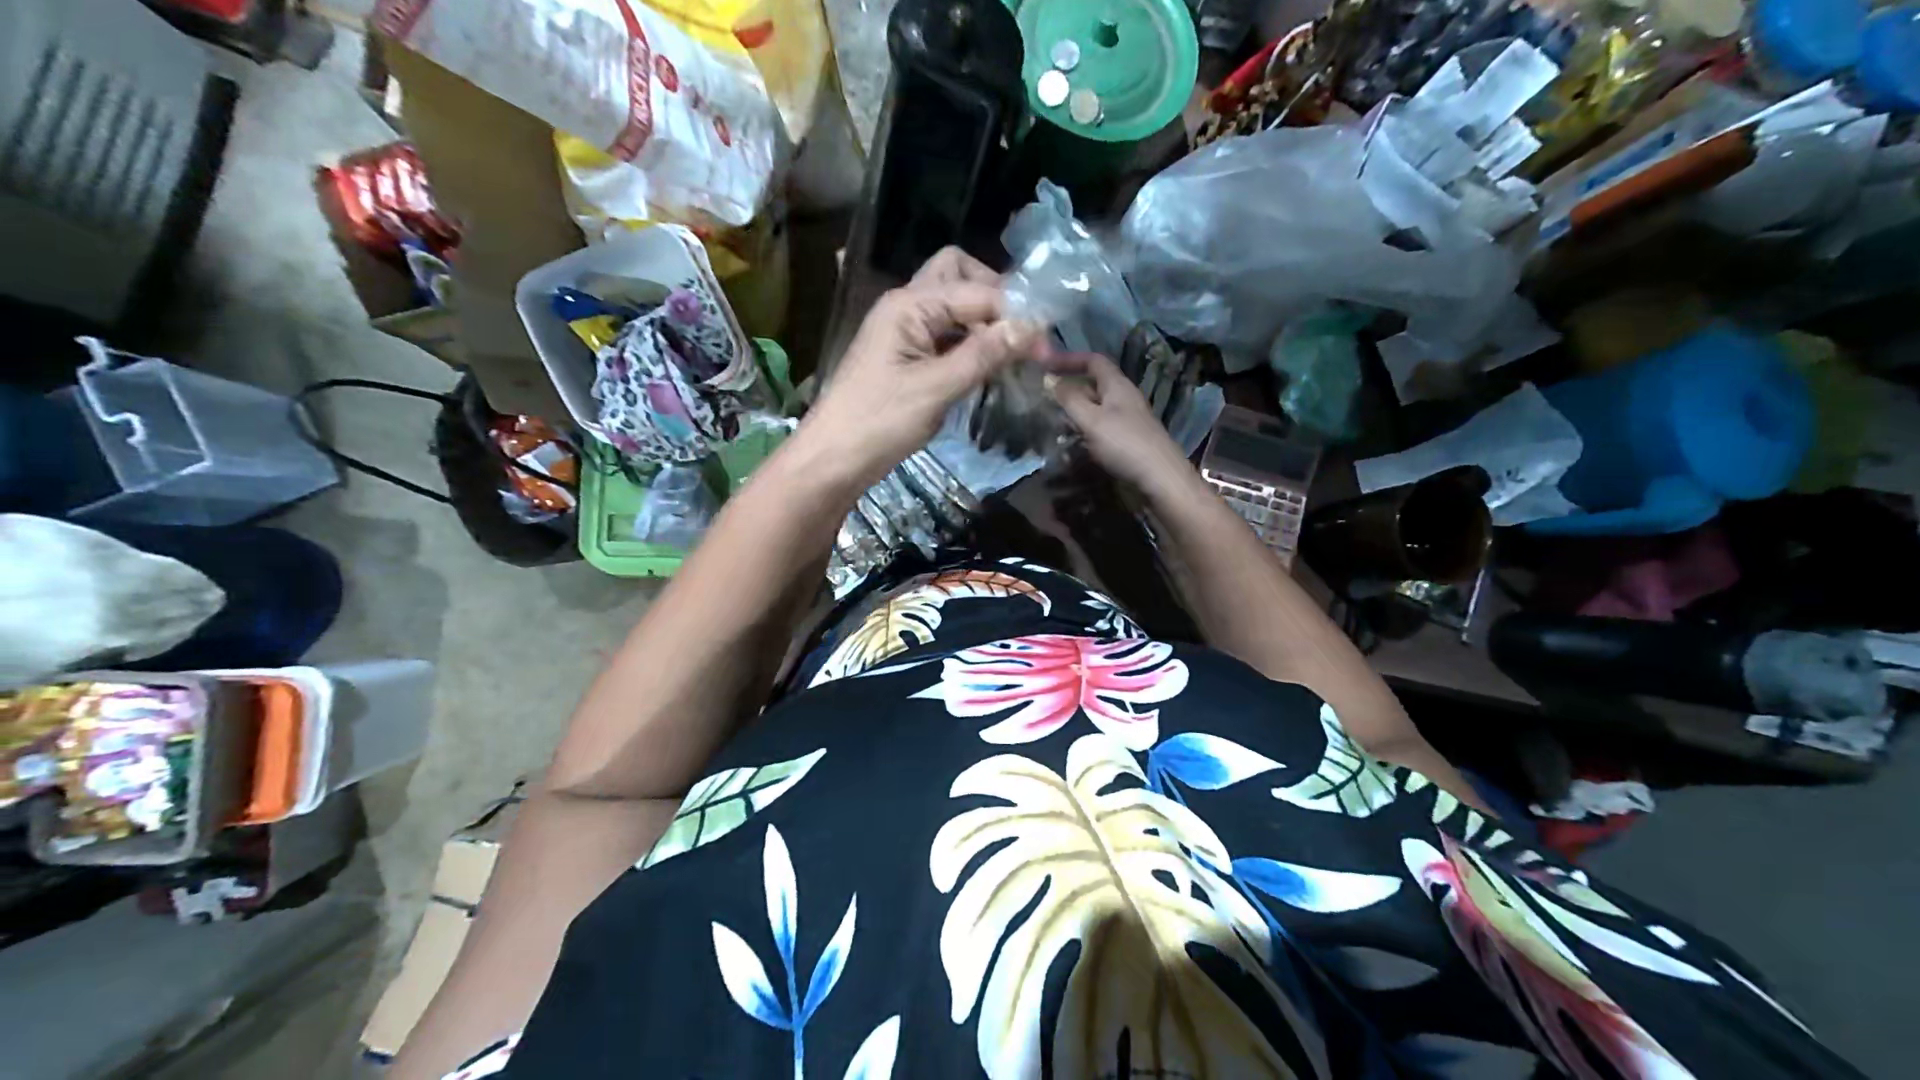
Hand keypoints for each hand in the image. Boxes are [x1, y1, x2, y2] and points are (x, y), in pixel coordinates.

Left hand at [799, 248, 1044, 486]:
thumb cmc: (880, 422)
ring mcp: (903, 331)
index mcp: (909, 304)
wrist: (832, 459)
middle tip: (1020, 334)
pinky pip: (943, 335)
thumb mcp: (937, 388)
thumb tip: (1033, 326)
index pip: (977, 291)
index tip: (1045, 347)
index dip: (1015, 314)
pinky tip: (985, 367)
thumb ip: (984, 354)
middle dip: (994, 296)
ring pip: (952, 306)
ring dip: (982, 321)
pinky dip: (967, 343)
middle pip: (958, 276)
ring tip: (1011, 354)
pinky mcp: (904, 356)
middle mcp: (906, 306)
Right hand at [1045, 351, 1192, 492]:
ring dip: (1075, 412)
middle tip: (1045, 400)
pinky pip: (1101, 425)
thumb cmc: (1124, 443)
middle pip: (1093, 384)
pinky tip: (1073, 443)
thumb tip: (1051, 382)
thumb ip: (1070, 399)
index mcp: (1117, 385)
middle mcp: (1124, 396)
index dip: (1069, 359)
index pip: (1093, 361)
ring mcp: (1128, 418)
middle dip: (1069, 390)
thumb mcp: (1091, 420)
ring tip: (1054, 423)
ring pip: (1096, 407)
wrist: (1160, 477)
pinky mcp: (1128, 438)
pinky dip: (1085, 429)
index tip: (1046, 366)